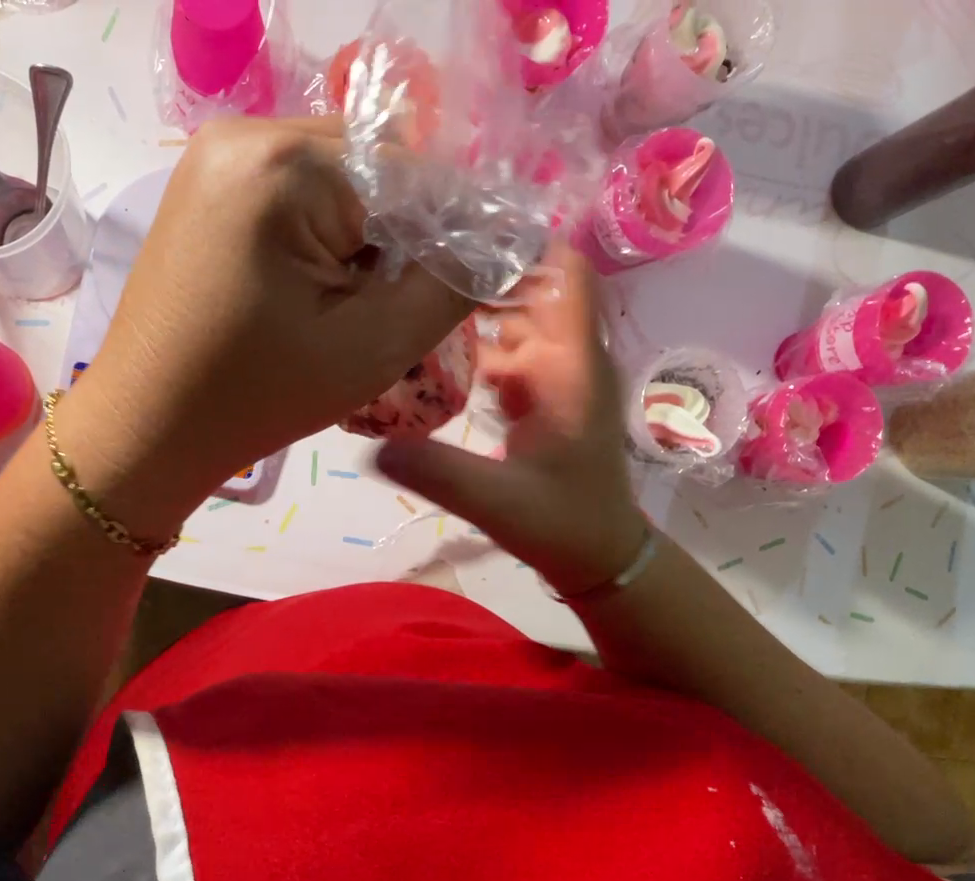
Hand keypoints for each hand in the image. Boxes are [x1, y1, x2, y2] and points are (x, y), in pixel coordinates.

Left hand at [50, 116, 472, 535]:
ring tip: (346, 306)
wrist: (147, 429)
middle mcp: (244, 134)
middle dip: (400, 235)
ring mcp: (216, 155)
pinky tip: (313, 290)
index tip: (464, 289)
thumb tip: (509, 238)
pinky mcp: (207, 185)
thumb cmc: (256, 398)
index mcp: (283, 165)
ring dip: (363, 236)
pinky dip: (323, 234)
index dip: (453, 232)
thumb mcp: (371, 347)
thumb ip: (451, 283)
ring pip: (338, 180)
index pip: (415, 173)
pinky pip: (296, 192)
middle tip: (386, 309)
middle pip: (373, 168)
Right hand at [375, 245, 650, 595]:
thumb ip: (438, 473)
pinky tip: (429, 348)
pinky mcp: (543, 394)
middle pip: (530, 286)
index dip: (522, 241)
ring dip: (472, 306)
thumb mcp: (498, 502)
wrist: (601, 557)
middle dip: (479, 270)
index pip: (565, 273)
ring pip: (516, 317)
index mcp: (571, 367)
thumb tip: (373, 446)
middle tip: (413, 261)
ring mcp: (556, 375)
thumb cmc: (564, 526)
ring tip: (411, 293)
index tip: (461, 230)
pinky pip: (508, 350)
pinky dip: (474, 342)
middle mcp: (568, 358)